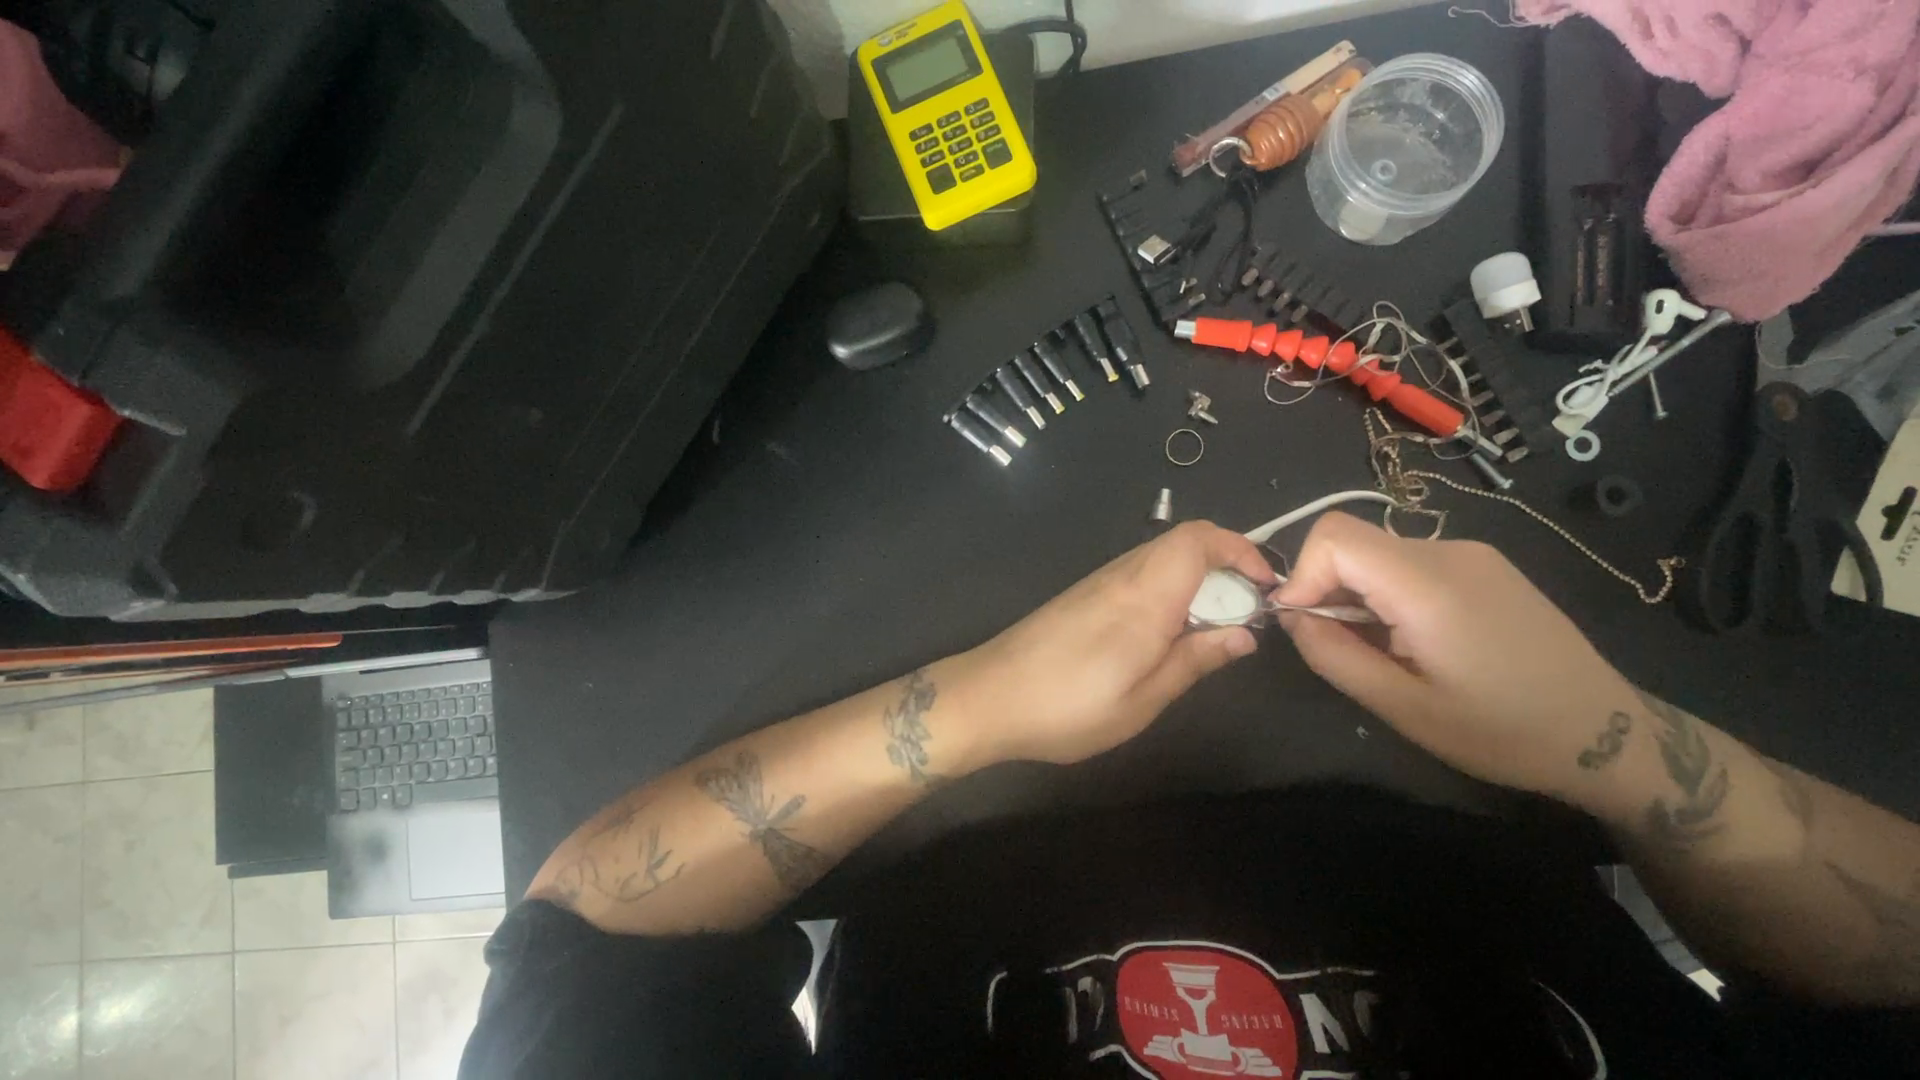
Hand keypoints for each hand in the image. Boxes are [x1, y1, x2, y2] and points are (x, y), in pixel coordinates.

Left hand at [956, 521, 1272, 766]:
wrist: (988, 698)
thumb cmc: (1068, 708)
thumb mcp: (1143, 699)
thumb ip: (1195, 660)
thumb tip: (1245, 634)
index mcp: (1145, 597)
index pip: (1199, 539)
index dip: (1241, 549)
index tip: (1267, 586)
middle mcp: (1123, 576)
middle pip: (1182, 542)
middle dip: (1225, 564)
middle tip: (1244, 613)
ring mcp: (1098, 582)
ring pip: (1160, 558)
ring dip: (1196, 579)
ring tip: (1210, 628)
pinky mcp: (1082, 595)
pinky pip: (1138, 576)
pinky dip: (1167, 590)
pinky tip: (1165, 634)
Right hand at [1272, 513, 1638, 801]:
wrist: (1607, 737)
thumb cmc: (1502, 732)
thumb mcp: (1403, 708)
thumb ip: (1333, 655)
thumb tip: (1290, 615)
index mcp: (1429, 585)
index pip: (1334, 536)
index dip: (1302, 574)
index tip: (1303, 625)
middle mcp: (1450, 552)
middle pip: (1354, 543)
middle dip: (1328, 590)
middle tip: (1345, 649)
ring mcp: (1473, 555)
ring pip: (1379, 553)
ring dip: (1359, 595)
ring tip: (1387, 652)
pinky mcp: (1487, 566)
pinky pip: (1411, 563)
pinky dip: (1390, 594)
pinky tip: (1418, 641)